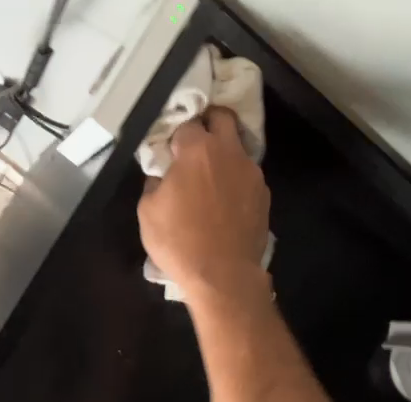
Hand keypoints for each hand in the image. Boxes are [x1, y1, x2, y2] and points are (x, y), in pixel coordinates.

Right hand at [137, 107, 270, 300]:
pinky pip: (246, 177)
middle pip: (222, 117)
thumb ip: (154, 183)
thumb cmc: (179, 242)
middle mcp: (229, 151)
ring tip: (210, 181)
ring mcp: (251, 171)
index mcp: (197, 149)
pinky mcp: (263, 194)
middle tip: (194, 145)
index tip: (169, 151)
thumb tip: (161, 175)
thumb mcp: (147, 213)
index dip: (176, 135)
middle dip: (208, 123)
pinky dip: (234, 181)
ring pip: (237, 148)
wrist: (222, 274)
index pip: (186, 124)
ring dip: (223, 155)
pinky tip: (224, 204)